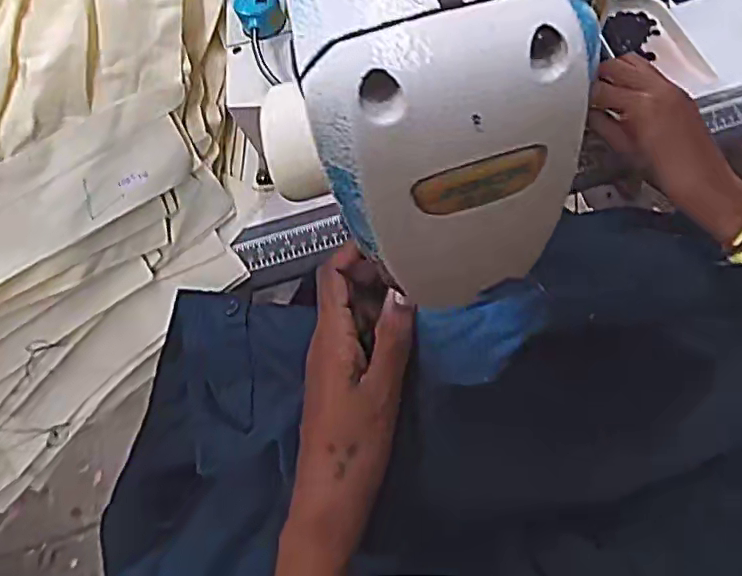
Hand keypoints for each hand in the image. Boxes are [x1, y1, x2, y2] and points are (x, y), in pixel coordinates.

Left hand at [277, 243, 414, 575]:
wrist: (328, 502)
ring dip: (380, 298)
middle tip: (413, 268)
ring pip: (352, 311)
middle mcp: (325, 340)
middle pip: (342, 288)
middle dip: (374, 272)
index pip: (331, 273)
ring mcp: (330, 358)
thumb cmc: (353, 446)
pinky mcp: (339, 375)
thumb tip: (403, 289)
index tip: (387, 239)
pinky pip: (356, 333)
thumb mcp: (382, 389)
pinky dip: (379, 323)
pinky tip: (405, 329)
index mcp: (329, 336)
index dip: (353, 250)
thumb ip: (394, 337)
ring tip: (416, 292)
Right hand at [588, 55, 741, 234]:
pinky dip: (634, 78)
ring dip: (617, 72)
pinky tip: (627, 97)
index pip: (601, 87)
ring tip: (606, 90)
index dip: (584, 93)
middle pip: (616, 65)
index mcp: (642, 104)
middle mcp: (658, 89)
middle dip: (598, 75)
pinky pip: (651, 74)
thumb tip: (590, 113)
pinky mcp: (680, 94)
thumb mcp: (626, 151)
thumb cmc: (672, 177)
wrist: (707, 186)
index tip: (575, 99)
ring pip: (634, 62)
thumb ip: (604, 125)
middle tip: (587, 91)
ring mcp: (672, 89)